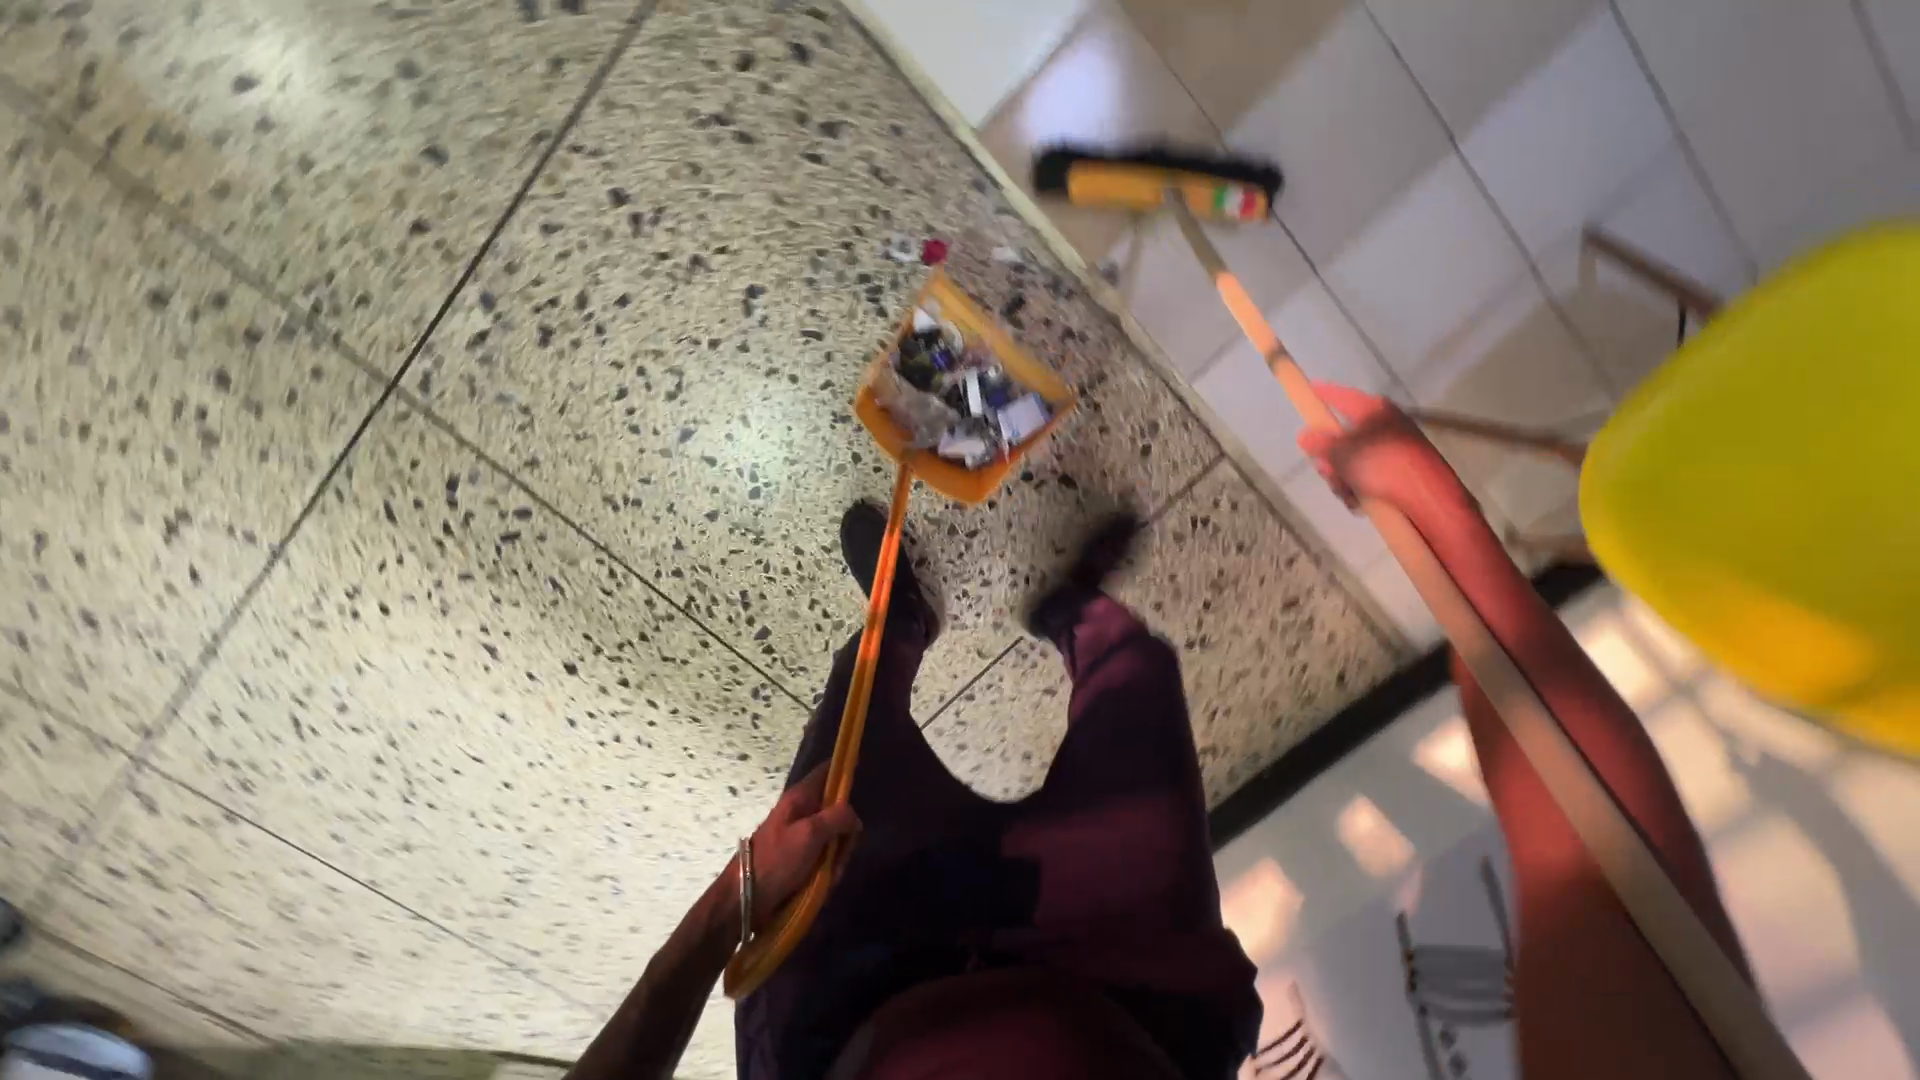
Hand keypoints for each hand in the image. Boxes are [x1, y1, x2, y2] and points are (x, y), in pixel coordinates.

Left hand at [742, 763, 860, 929]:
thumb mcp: (810, 834)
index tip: (861, 776)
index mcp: (800, 798)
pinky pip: (824, 856)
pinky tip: (824, 882)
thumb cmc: (777, 860)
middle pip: (837, 810)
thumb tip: (855, 818)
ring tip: (830, 873)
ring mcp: (801, 835)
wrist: (746, 898)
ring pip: (833, 836)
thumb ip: (837, 818)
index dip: (843, 770)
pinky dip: (827, 869)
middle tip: (841, 851)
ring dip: (836, 856)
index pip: (826, 771)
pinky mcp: (800, 856)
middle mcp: (801, 811)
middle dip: (844, 833)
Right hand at [1295, 382, 1474, 518]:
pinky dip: (1359, 487)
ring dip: (1342, 478)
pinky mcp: (1400, 469)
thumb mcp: (1344, 455)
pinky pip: (1368, 474)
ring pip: (1352, 460)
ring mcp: (1393, 447)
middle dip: (1330, 458)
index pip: (1341, 396)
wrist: (1430, 497)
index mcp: (1373, 411)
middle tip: (1327, 471)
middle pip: (1343, 435)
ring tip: (1346, 494)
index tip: (1309, 389)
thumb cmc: (1384, 467)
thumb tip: (1304, 434)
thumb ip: (1321, 444)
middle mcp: (1384, 424)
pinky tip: (1359, 502)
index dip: (1323, 394)